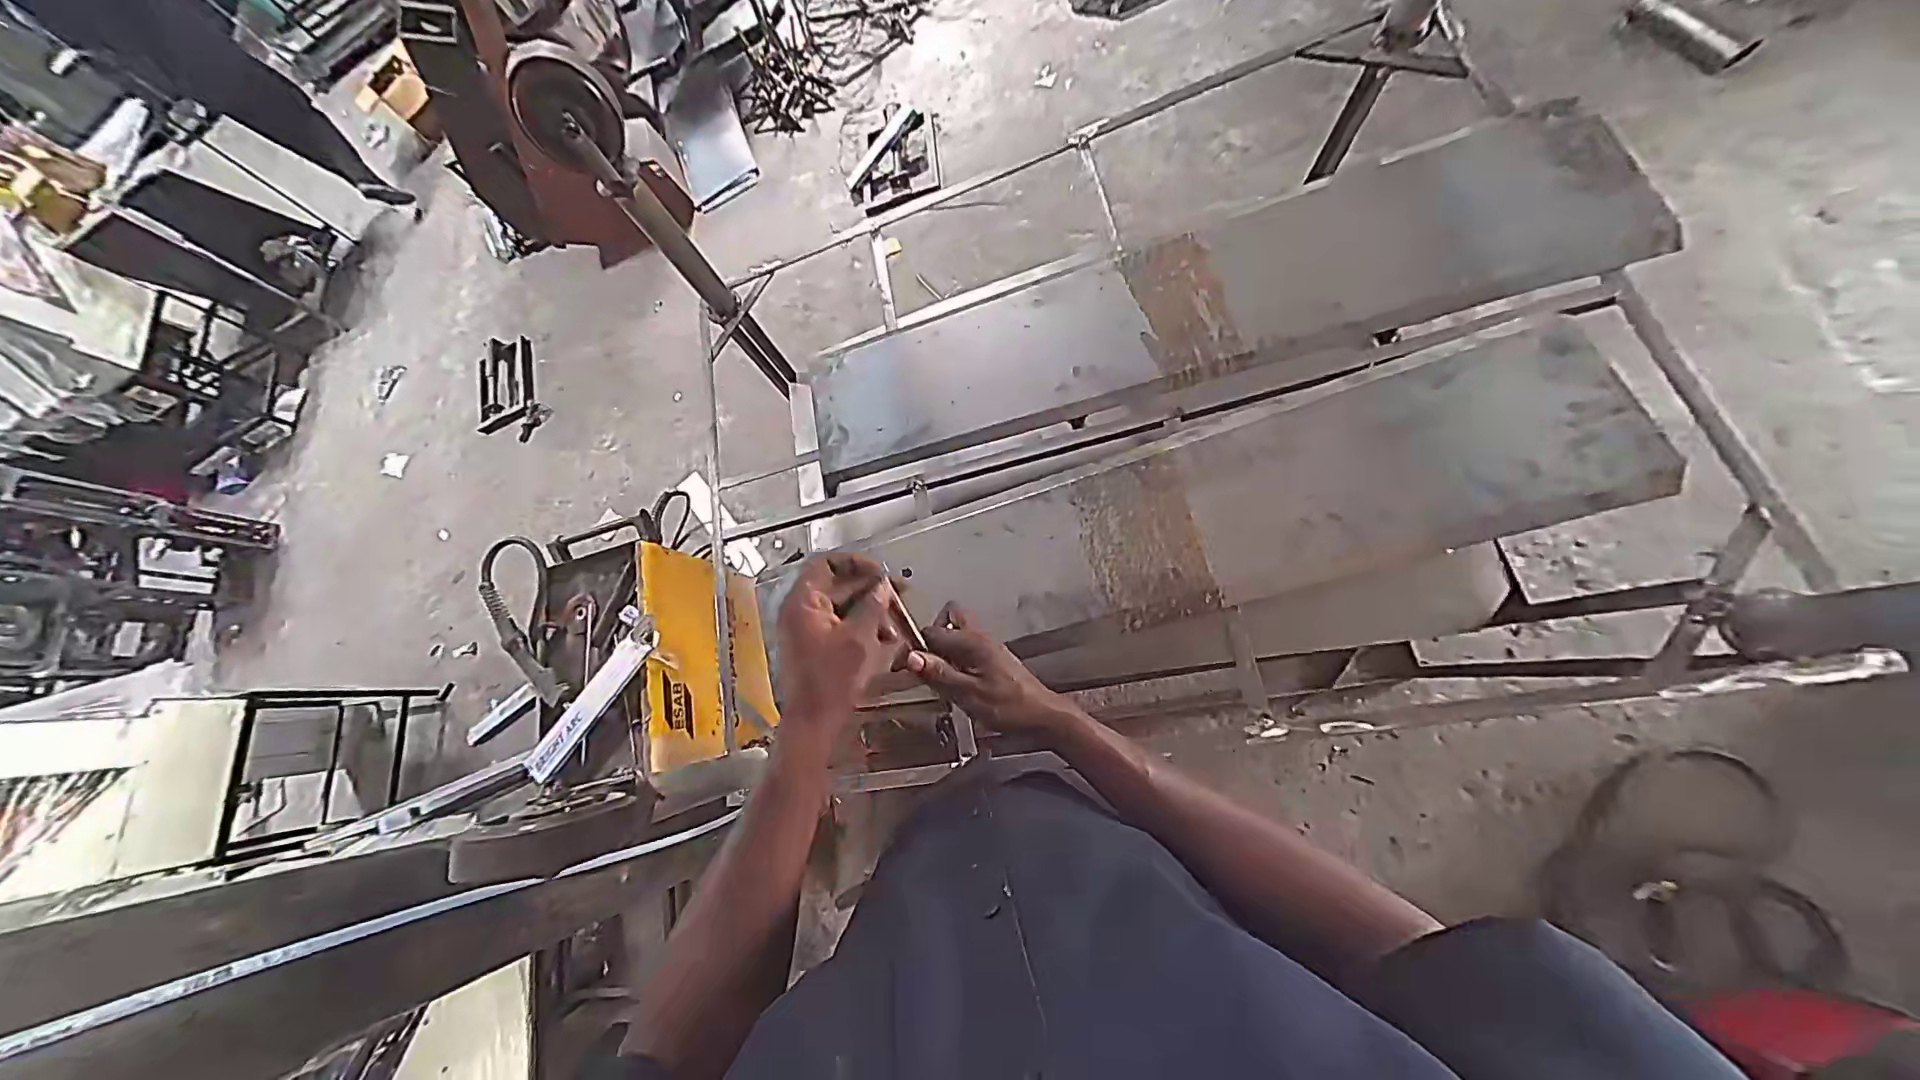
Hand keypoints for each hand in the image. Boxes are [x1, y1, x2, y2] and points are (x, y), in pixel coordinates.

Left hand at [775, 554, 901, 741]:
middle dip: (869, 589)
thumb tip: (883, 586)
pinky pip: (839, 624)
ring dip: (869, 609)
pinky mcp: (813, 644)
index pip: (826, 564)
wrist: (814, 720)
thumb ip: (873, 605)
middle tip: (897, 593)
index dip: (856, 563)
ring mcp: (805, 628)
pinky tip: (883, 637)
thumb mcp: (860, 637)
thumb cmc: (831, 681)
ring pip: (841, 605)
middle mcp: (799, 611)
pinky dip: (861, 625)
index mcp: (803, 602)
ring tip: (893, 621)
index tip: (879, 571)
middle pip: (836, 585)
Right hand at [904, 604, 1082, 740]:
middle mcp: (980, 638)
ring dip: (944, 650)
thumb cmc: (1010, 707)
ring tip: (940, 678)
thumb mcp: (968, 694)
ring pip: (958, 634)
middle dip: (931, 637)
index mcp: (972, 642)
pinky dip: (957, 660)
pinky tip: (958, 684)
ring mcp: (989, 647)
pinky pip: (967, 649)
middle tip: (925, 665)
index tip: (904, 667)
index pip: (931, 631)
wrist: (1043, 716)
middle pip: (949, 618)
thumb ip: (940, 674)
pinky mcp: (994, 659)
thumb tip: (912, 657)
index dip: (915, 648)